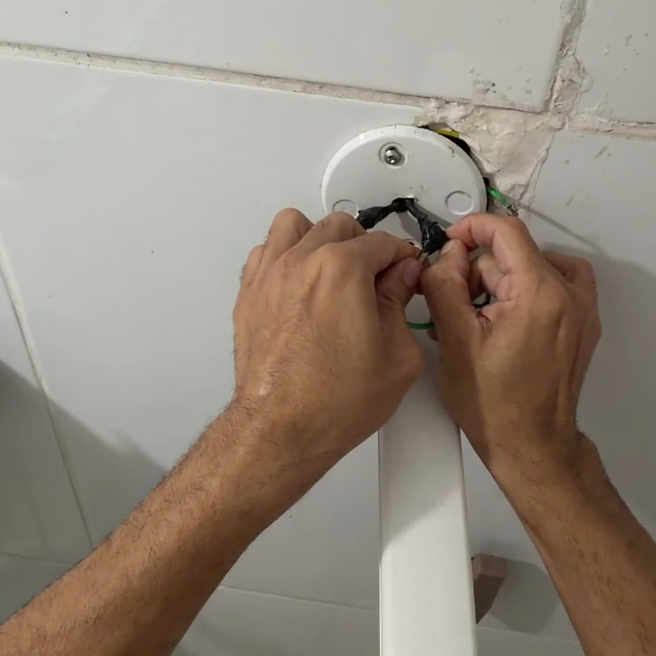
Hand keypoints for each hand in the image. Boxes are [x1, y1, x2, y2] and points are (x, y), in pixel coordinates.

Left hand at [231, 209, 424, 474]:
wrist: (281, 429)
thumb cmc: (332, 401)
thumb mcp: (397, 356)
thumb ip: (401, 304)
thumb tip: (401, 279)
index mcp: (342, 269)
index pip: (382, 242)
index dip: (402, 255)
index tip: (406, 269)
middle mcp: (301, 262)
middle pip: (339, 225)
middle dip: (364, 243)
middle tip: (377, 273)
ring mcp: (270, 276)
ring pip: (294, 225)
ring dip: (318, 237)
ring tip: (334, 265)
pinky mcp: (249, 296)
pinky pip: (265, 252)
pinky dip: (285, 255)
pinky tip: (301, 280)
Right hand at [419, 214, 600, 483]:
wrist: (532, 446)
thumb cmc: (497, 407)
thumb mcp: (454, 340)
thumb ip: (444, 285)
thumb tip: (446, 256)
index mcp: (540, 295)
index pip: (507, 232)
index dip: (473, 228)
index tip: (453, 240)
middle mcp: (570, 298)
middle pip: (517, 253)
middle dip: (480, 269)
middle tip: (453, 300)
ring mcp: (582, 314)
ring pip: (536, 268)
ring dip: (503, 279)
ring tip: (477, 313)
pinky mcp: (582, 328)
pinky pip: (555, 287)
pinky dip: (527, 291)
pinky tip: (501, 317)